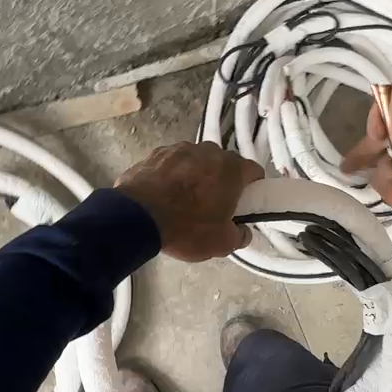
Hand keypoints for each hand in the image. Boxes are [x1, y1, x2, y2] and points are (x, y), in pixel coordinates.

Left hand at [115, 142, 264, 261]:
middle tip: (215, 206)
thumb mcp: (221, 243)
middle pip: (223, 164)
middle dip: (222, 181)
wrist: (137, 218)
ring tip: (185, 201)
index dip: (253, 187)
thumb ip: (239, 235)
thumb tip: (243, 232)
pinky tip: (163, 196)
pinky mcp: (155, 154)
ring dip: (196, 176)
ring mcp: (178, 149)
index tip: (245, 202)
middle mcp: (207, 151)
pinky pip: (171, 164)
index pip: (254, 171)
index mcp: (231, 168)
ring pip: (196, 161)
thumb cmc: (186, 228)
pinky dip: (172, 176)